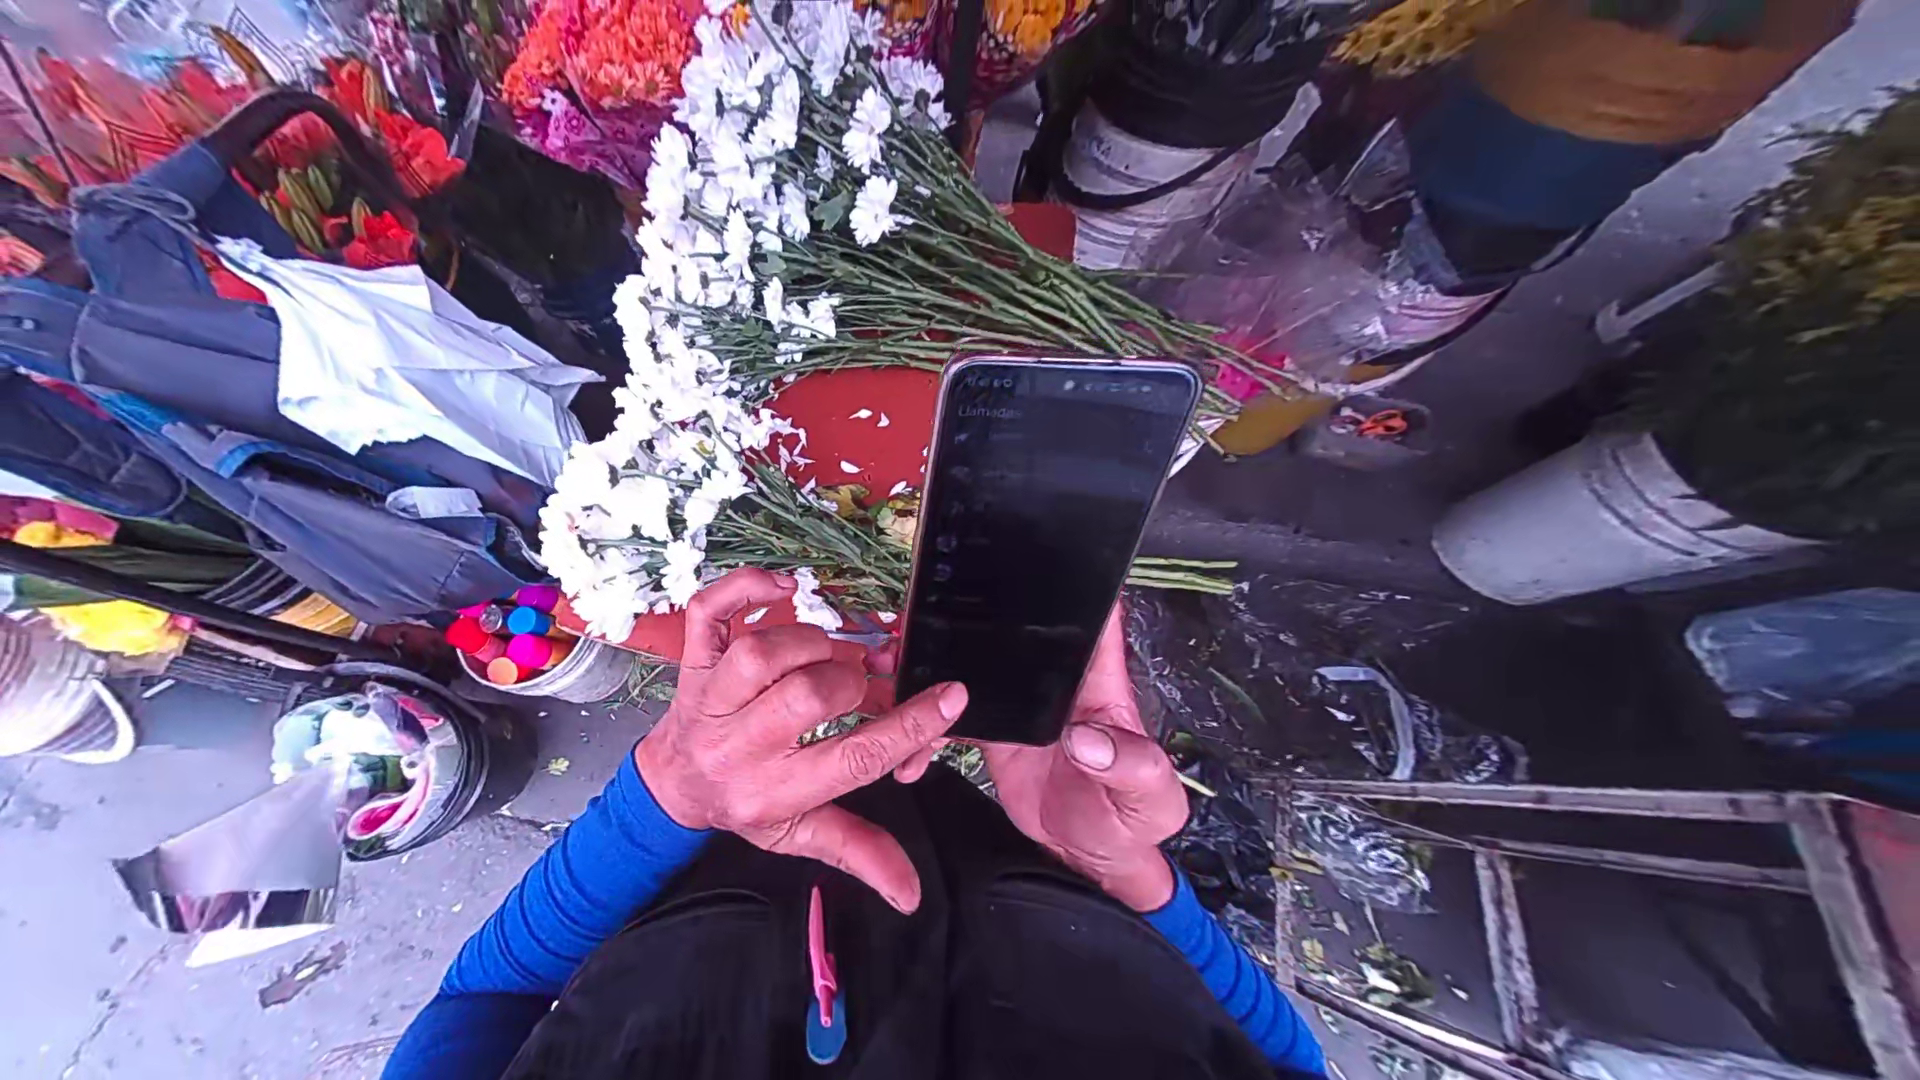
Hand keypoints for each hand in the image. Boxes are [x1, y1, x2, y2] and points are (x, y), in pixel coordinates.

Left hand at [634, 568, 967, 913]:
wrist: (671, 785)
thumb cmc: (746, 803)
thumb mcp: (799, 834)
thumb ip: (857, 851)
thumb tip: (912, 890)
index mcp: (774, 791)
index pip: (855, 759)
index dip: (911, 726)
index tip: (953, 695)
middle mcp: (739, 744)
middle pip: (808, 698)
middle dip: (849, 684)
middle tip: (856, 684)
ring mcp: (711, 695)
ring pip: (762, 653)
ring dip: (809, 645)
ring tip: (822, 656)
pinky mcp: (694, 659)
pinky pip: (709, 612)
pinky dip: (742, 589)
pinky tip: (779, 587)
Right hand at [892, 602, 1187, 910]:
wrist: (1089, 855)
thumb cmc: (1130, 820)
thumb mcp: (1150, 797)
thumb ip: (1132, 766)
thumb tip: (1087, 740)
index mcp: (1098, 682)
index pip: (1088, 616)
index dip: (1061, 584)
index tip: (1015, 566)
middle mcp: (1054, 681)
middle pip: (1011, 632)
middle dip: (966, 623)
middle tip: (918, 628)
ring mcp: (1019, 702)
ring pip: (971, 669)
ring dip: (934, 672)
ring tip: (896, 681)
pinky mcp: (992, 729)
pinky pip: (952, 717)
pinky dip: (927, 729)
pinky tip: (910, 754)